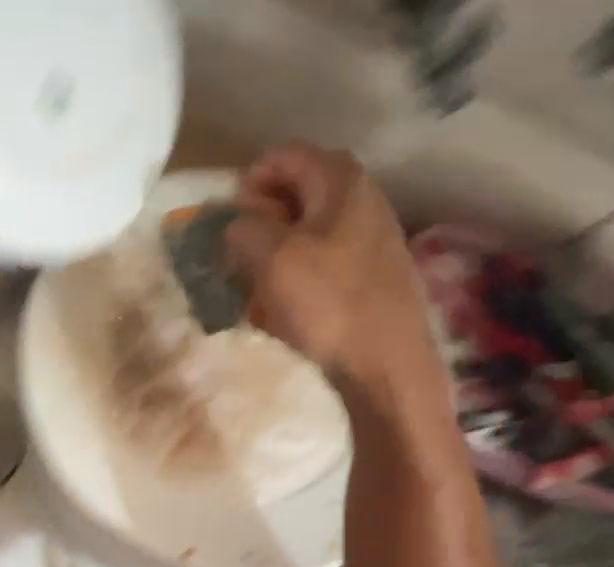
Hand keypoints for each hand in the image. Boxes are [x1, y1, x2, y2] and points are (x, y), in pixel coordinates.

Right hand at [224, 142, 435, 390]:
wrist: (384, 364)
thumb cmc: (326, 303)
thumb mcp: (271, 259)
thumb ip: (245, 229)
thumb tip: (238, 225)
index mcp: (342, 182)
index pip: (286, 155)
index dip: (250, 178)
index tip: (228, 216)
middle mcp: (364, 198)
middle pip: (301, 189)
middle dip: (263, 214)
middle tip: (238, 248)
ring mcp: (373, 237)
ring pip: (312, 226)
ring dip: (277, 246)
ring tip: (255, 280)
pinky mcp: (374, 274)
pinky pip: (325, 258)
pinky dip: (298, 271)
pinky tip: (285, 304)